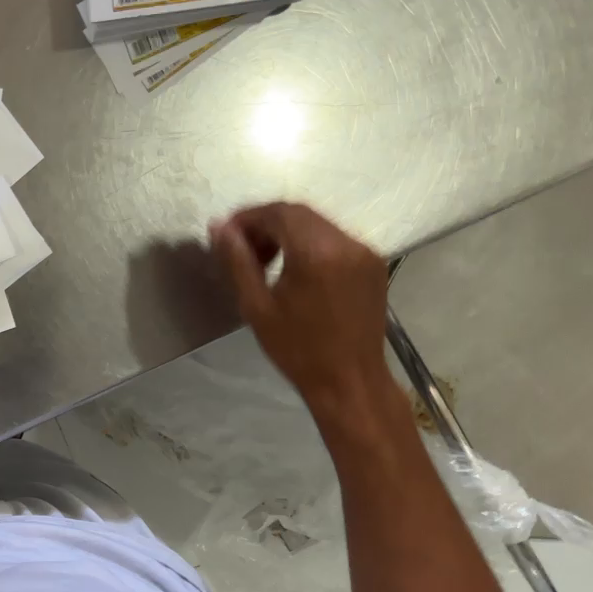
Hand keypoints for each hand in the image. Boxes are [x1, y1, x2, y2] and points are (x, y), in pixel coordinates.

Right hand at [208, 202, 395, 413]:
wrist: (348, 379)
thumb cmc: (296, 350)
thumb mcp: (256, 307)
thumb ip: (238, 262)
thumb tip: (219, 228)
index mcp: (316, 252)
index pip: (279, 212)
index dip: (248, 217)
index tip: (225, 234)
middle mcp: (345, 242)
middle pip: (300, 213)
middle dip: (266, 223)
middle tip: (241, 249)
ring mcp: (364, 250)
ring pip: (318, 224)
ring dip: (287, 233)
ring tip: (264, 262)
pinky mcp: (372, 262)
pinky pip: (335, 239)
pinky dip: (309, 244)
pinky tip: (293, 270)